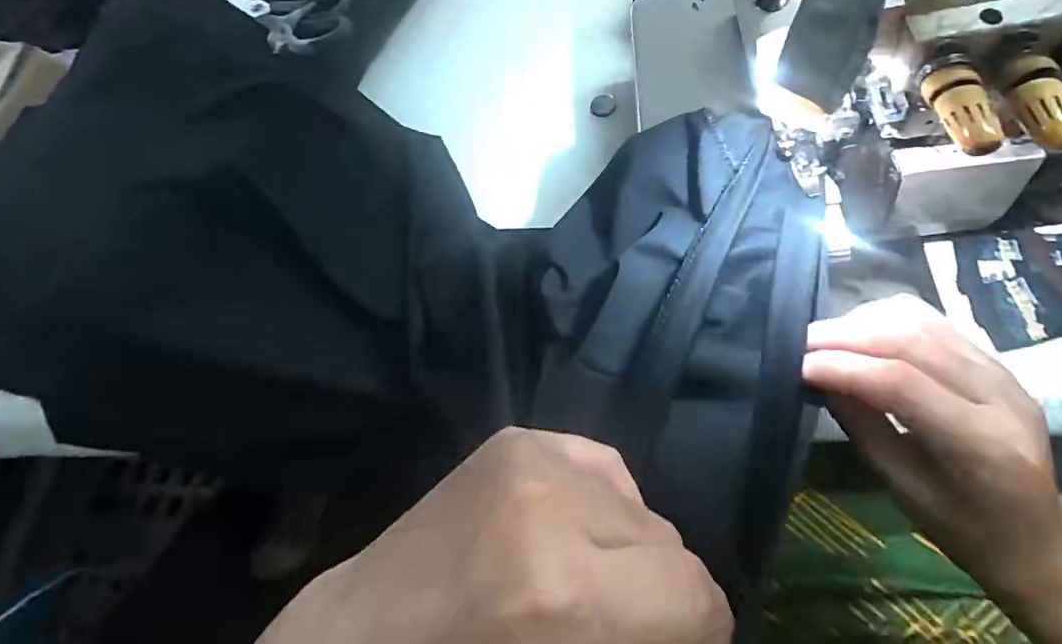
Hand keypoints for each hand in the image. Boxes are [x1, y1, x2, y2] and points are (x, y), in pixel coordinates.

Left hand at [259, 427, 730, 643]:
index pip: (689, 592)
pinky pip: (603, 465)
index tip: (693, 639)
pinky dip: (603, 505)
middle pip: (667, 542)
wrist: (358, 637)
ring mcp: (529, 455)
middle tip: (628, 620)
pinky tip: (571, 530)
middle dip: (661, 591)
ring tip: (589, 576)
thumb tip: (698, 617)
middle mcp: (550, 503)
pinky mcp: (515, 438)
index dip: (703, 627)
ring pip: (638, 502)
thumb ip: (636, 635)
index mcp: (559, 591)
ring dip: (629, 547)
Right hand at [803, 294, 1061, 643]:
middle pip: (912, 339)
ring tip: (826, 335)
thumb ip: (863, 425)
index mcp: (985, 445)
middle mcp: (1001, 395)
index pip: (903, 383)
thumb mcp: (906, 488)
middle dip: (848, 334)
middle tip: (802, 341)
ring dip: (865, 320)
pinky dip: (888, 316)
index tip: (799, 364)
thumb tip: (816, 374)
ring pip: (922, 319)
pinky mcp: (994, 355)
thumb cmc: (966, 528)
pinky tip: (861, 329)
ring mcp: (1002, 368)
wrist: (1035, 534)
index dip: (845, 366)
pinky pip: (934, 318)